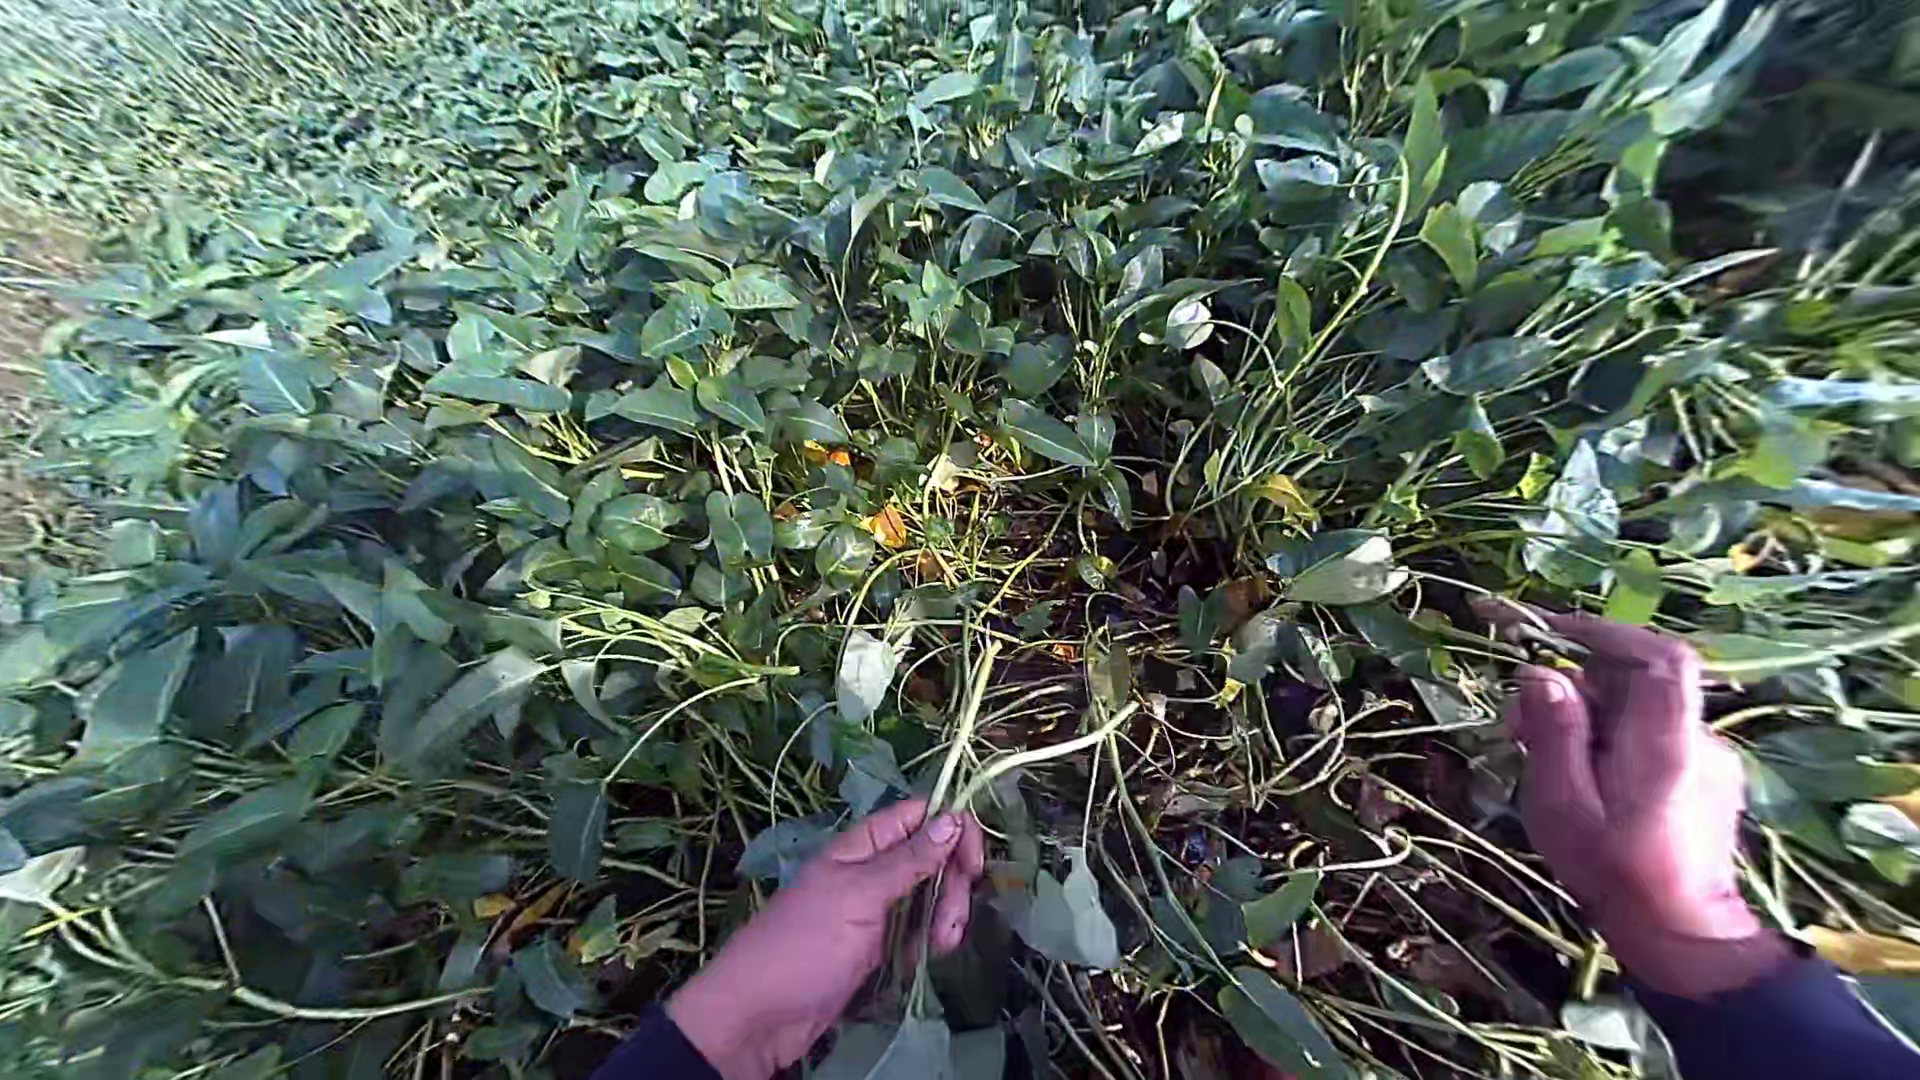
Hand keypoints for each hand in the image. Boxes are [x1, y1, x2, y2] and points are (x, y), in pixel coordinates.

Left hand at [665, 798, 985, 1079]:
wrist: (758, 1018)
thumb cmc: (806, 943)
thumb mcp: (860, 896)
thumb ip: (909, 859)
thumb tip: (953, 817)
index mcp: (866, 843)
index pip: (922, 815)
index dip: (953, 829)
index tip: (973, 863)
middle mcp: (876, 867)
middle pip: (934, 856)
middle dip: (952, 884)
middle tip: (951, 922)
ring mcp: (880, 905)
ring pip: (932, 893)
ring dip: (945, 915)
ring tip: (940, 946)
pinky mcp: (882, 941)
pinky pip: (919, 927)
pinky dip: (929, 940)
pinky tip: (925, 959)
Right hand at [1499, 612, 1791, 996]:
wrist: (1678, 930)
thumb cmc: (1608, 865)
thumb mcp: (1560, 797)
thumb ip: (1553, 731)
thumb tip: (1537, 671)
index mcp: (1668, 745)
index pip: (1659, 660)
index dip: (1601, 631)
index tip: (1539, 626)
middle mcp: (1695, 739)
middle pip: (1626, 680)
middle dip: (1559, 685)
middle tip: (1511, 725)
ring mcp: (1698, 752)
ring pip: (1622, 702)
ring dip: (1567, 710)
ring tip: (1528, 748)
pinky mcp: (1689, 766)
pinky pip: (1632, 724)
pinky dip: (1588, 728)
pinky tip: (1561, 762)